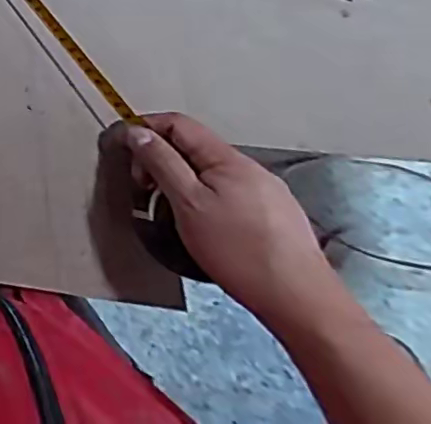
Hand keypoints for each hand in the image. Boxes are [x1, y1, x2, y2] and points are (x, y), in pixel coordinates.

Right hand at [121, 113, 339, 326]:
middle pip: (193, 147)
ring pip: (209, 171)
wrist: (304, 306)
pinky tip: (202, 222)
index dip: (146, 128)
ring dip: (181, 180)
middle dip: (161, 158)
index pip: (178, 124)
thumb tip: (138, 132)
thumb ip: (160, 161)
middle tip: (145, 186)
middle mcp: (253, 170)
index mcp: (230, 160)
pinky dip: (203, 196)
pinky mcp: (276, 217)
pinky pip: (228, 191)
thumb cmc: (239, 252)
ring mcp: (269, 194)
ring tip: (170, 207)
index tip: (127, 151)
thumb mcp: (187, 202)